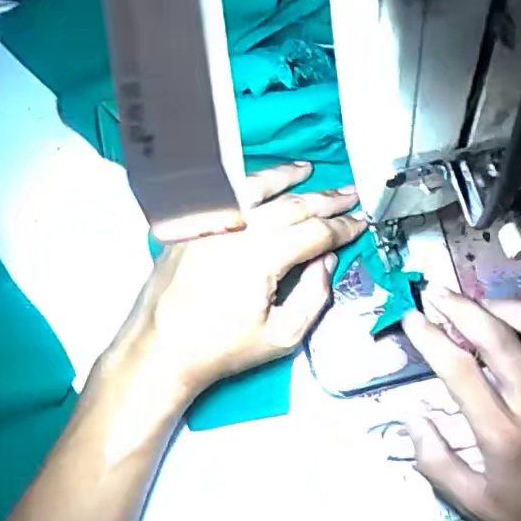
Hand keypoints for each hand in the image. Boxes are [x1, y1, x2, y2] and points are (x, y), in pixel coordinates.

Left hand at [95, 162, 365, 401]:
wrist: (161, 350)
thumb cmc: (222, 348)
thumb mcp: (283, 335)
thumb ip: (314, 295)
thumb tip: (326, 261)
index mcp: (260, 258)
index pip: (314, 233)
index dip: (342, 228)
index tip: (360, 223)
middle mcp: (234, 231)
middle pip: (290, 206)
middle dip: (325, 199)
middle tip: (349, 194)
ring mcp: (208, 224)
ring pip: (254, 189)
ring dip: (285, 178)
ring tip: (306, 171)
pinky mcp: (190, 227)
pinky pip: (225, 194)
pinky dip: (248, 184)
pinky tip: (259, 182)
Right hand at [400, 288, 520, 520]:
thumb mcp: (480, 509)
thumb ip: (439, 465)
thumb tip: (412, 420)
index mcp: (504, 436)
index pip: (460, 371)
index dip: (431, 339)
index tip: (412, 319)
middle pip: (500, 339)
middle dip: (463, 308)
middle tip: (438, 292)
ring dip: (513, 307)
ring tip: (486, 302)